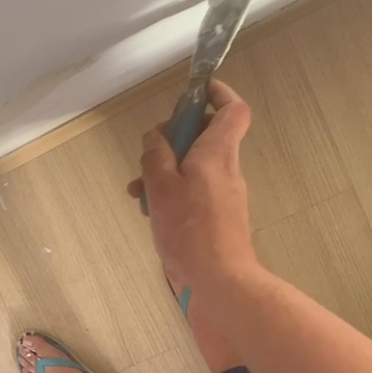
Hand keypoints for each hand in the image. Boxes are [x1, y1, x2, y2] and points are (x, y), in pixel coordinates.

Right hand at [125, 79, 259, 290]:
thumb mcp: (161, 186)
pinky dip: (174, 193)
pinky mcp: (219, 218)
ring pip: (196, 167)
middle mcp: (227, 170)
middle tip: (150, 151)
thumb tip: (154, 138)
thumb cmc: (190, 230)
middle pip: (207, 137)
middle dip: (176, 137)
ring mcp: (225, 195)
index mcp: (217, 153)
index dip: (217, 94)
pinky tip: (151, 212)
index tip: (195, 92)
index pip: (233, 109)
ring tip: (138, 190)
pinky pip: (196, 192)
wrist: (219, 280)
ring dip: (167, 170)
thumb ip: (155, 156)